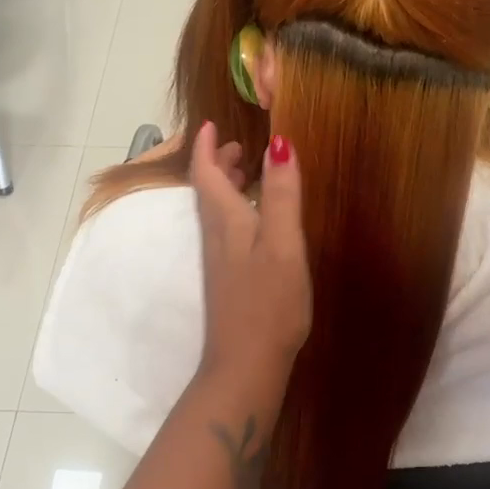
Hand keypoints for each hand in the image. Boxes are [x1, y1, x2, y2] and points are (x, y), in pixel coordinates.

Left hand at [190, 122, 310, 381]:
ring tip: (247, 172)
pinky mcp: (228, 280)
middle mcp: (216, 236)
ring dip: (227, 186)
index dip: (207, 147)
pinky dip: (236, 210)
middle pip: (209, 190)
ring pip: (216, 211)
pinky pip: (226, 230)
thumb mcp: (283, 243)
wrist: (245, 364)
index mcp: (226, 221)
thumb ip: (281, 194)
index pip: (207, 173)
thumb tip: (278, 142)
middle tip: (238, 145)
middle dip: (219, 163)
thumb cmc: (268, 302)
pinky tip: (256, 221)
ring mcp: (220, 261)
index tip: (210, 125)